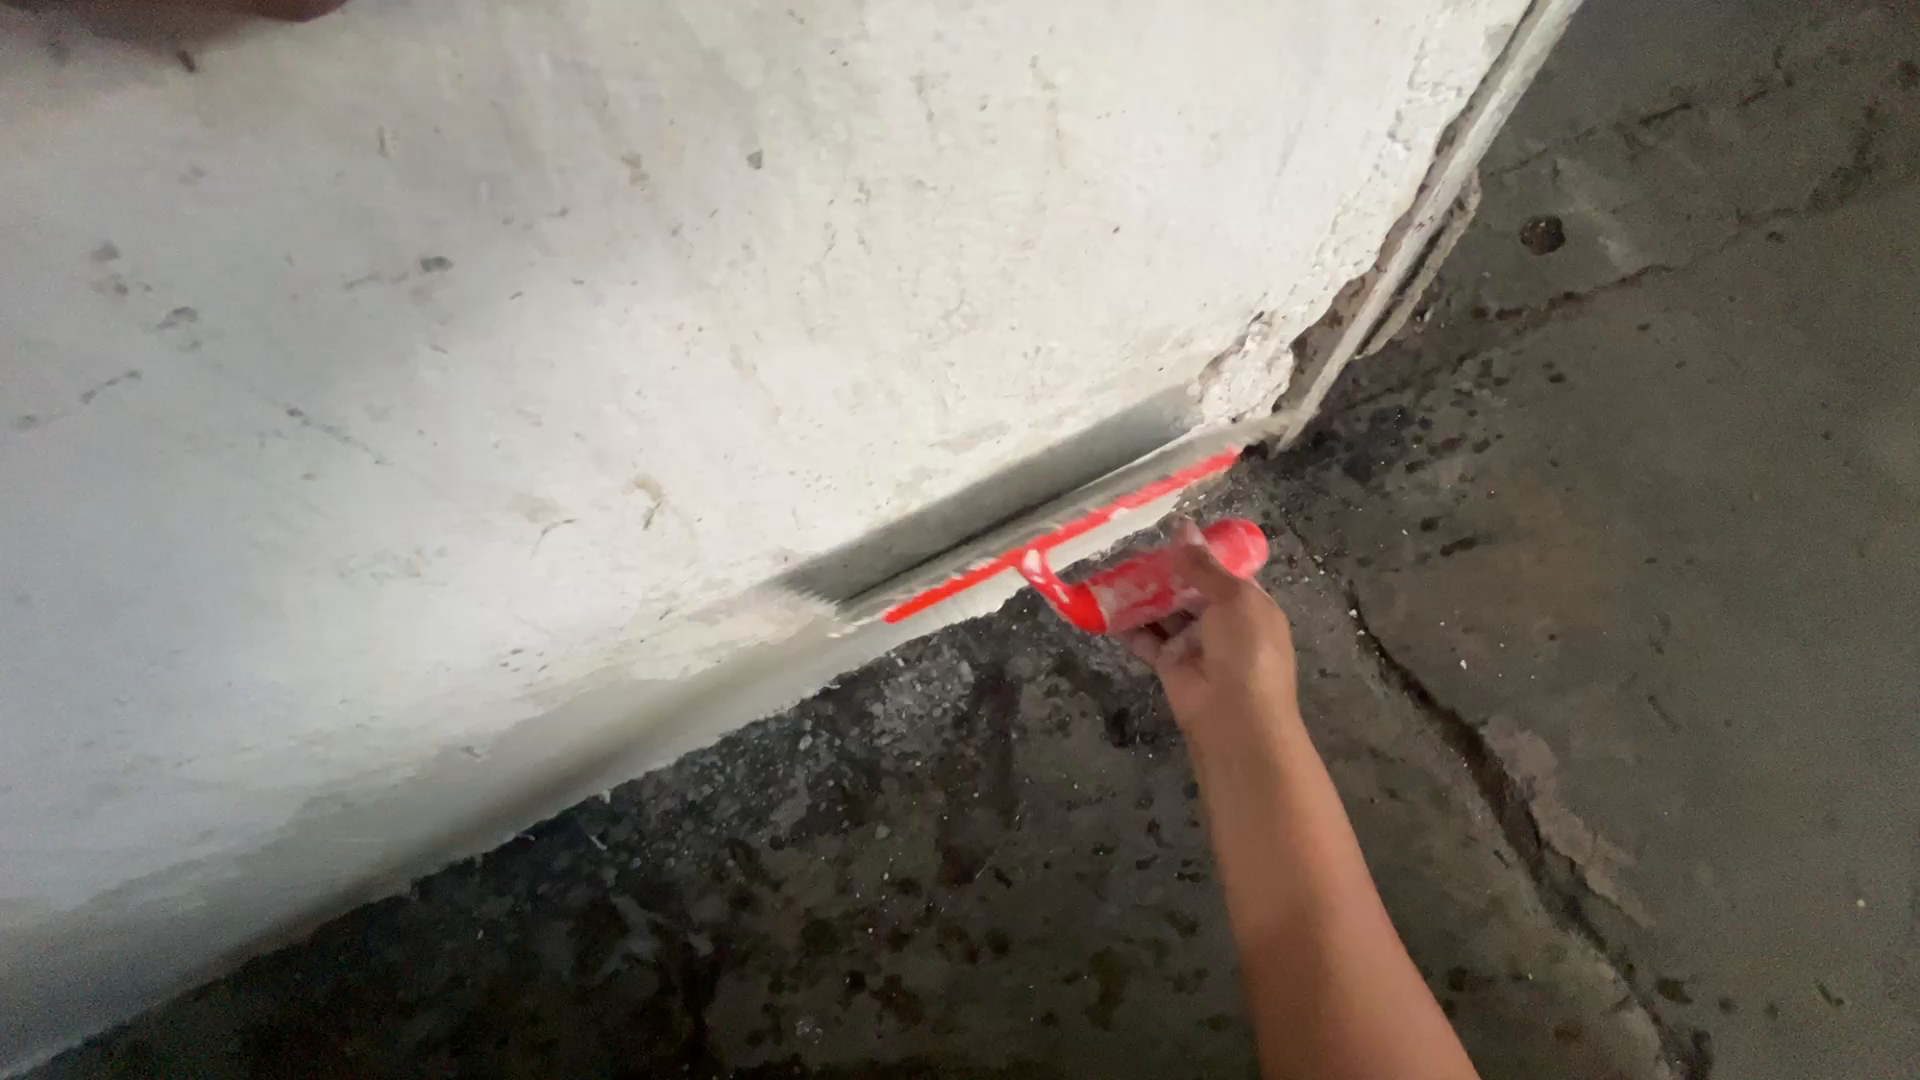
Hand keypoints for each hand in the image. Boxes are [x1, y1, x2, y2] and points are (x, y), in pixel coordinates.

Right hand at [1124, 517, 1298, 740]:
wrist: (1235, 716)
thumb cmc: (1247, 650)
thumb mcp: (1234, 598)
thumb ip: (1204, 566)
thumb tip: (1183, 526)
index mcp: (1248, 603)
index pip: (1221, 572)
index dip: (1198, 553)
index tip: (1169, 532)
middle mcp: (1221, 621)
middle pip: (1187, 590)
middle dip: (1163, 572)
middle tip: (1131, 549)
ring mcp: (1194, 643)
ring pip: (1164, 612)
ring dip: (1142, 594)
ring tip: (1113, 570)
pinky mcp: (1168, 662)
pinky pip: (1145, 638)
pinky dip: (1127, 624)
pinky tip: (1106, 606)